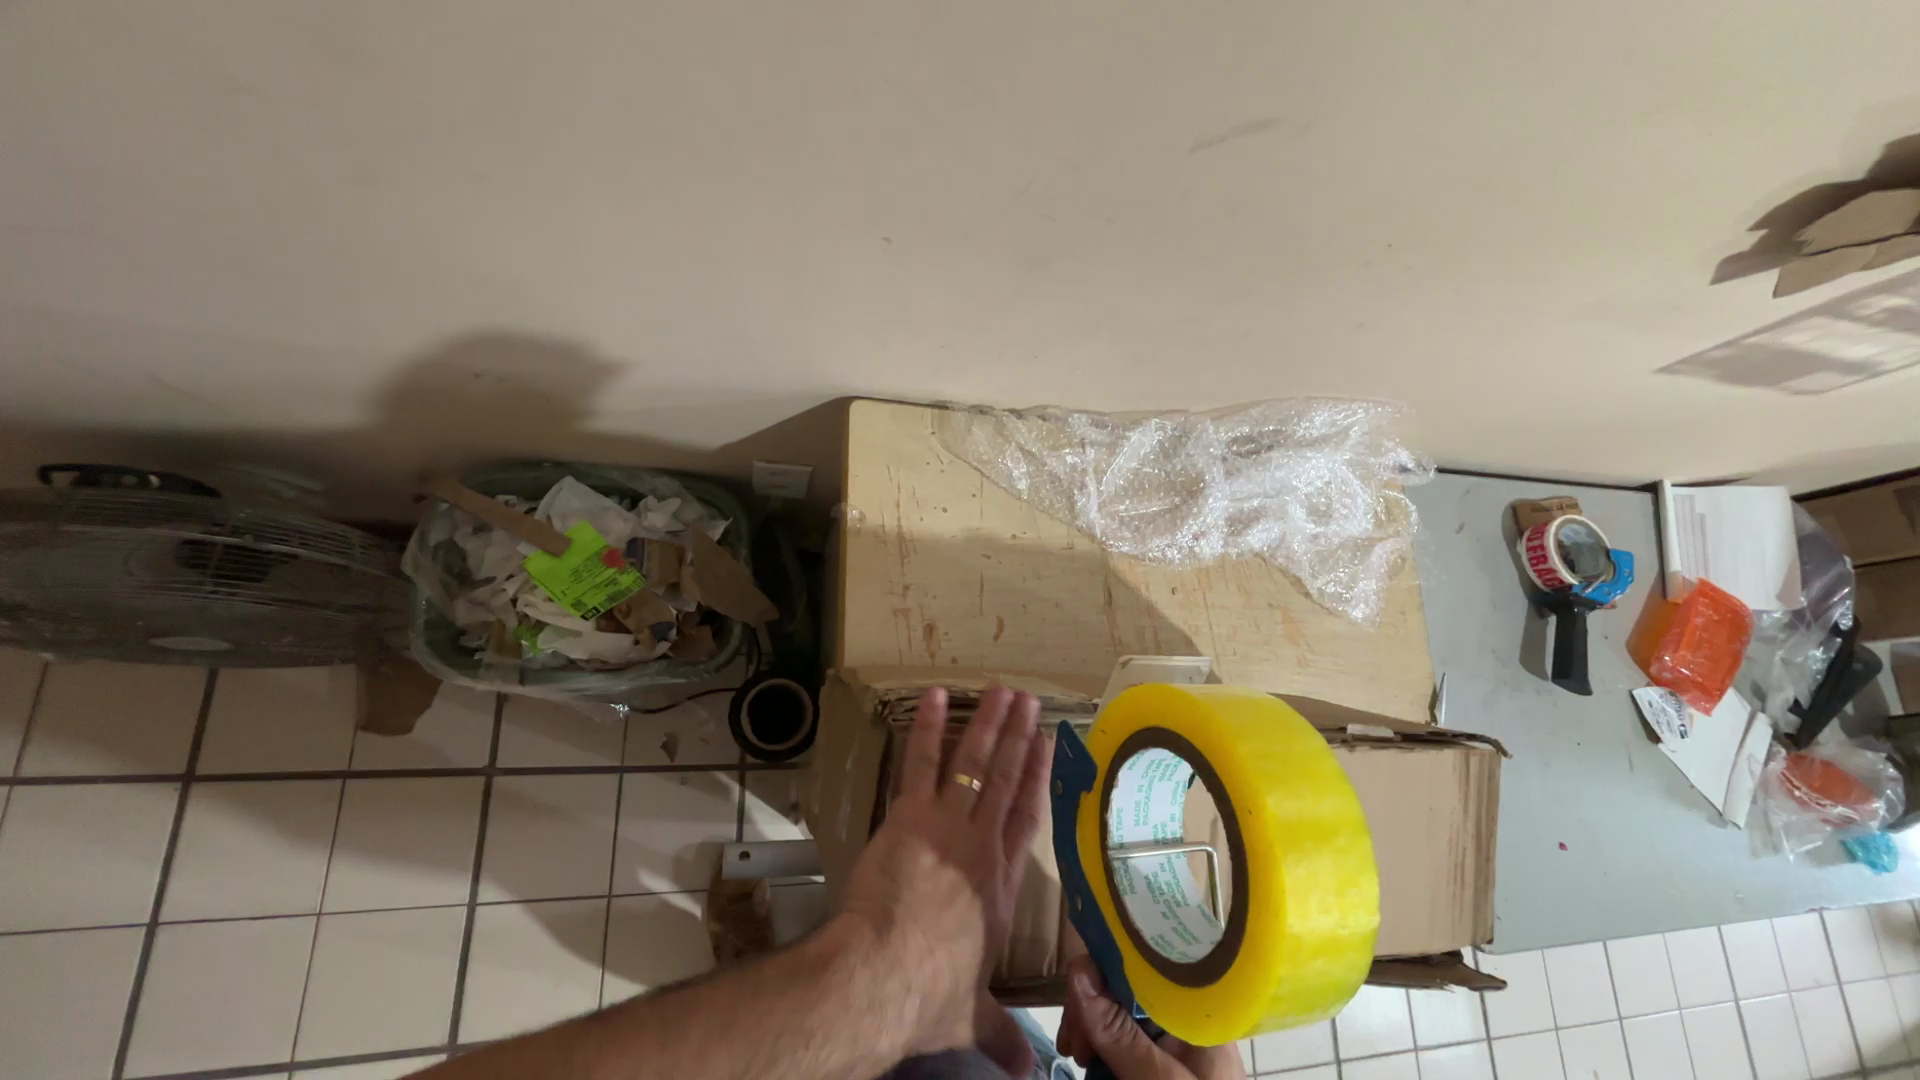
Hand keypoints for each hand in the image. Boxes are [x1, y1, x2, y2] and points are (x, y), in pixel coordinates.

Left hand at [835, 686, 1050, 1062]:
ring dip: (988, 724)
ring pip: (974, 763)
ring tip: (1001, 690)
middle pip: (1007, 782)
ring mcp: (947, 825)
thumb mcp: (971, 1018)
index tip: (1047, 748)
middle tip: (1031, 702)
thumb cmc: (928, 995)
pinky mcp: (910, 815)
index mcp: (1001, 886)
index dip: (1037, 780)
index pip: (1026, 821)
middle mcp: (981, 847)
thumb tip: (1031, 1074)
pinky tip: (935, 696)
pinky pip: (921, 762)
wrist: (880, 975)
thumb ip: (1002, 1037)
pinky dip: (928, 727)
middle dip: (1020, 739)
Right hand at [1057, 956, 1248, 1079]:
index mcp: (1194, 1001)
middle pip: (1123, 981)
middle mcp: (1185, 1005)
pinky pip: (1126, 1029)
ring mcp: (1176, 1028)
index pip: (1139, 958)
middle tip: (1074, 1049)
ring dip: (1089, 1025)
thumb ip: (1121, 1035)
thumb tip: (1077, 970)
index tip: (1076, 1013)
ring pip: (1119, 1004)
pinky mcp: (1167, 1050)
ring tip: (1077, 1056)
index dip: (1098, 974)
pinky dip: (1103, 1041)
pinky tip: (1089, 1059)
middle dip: (1089, 1007)